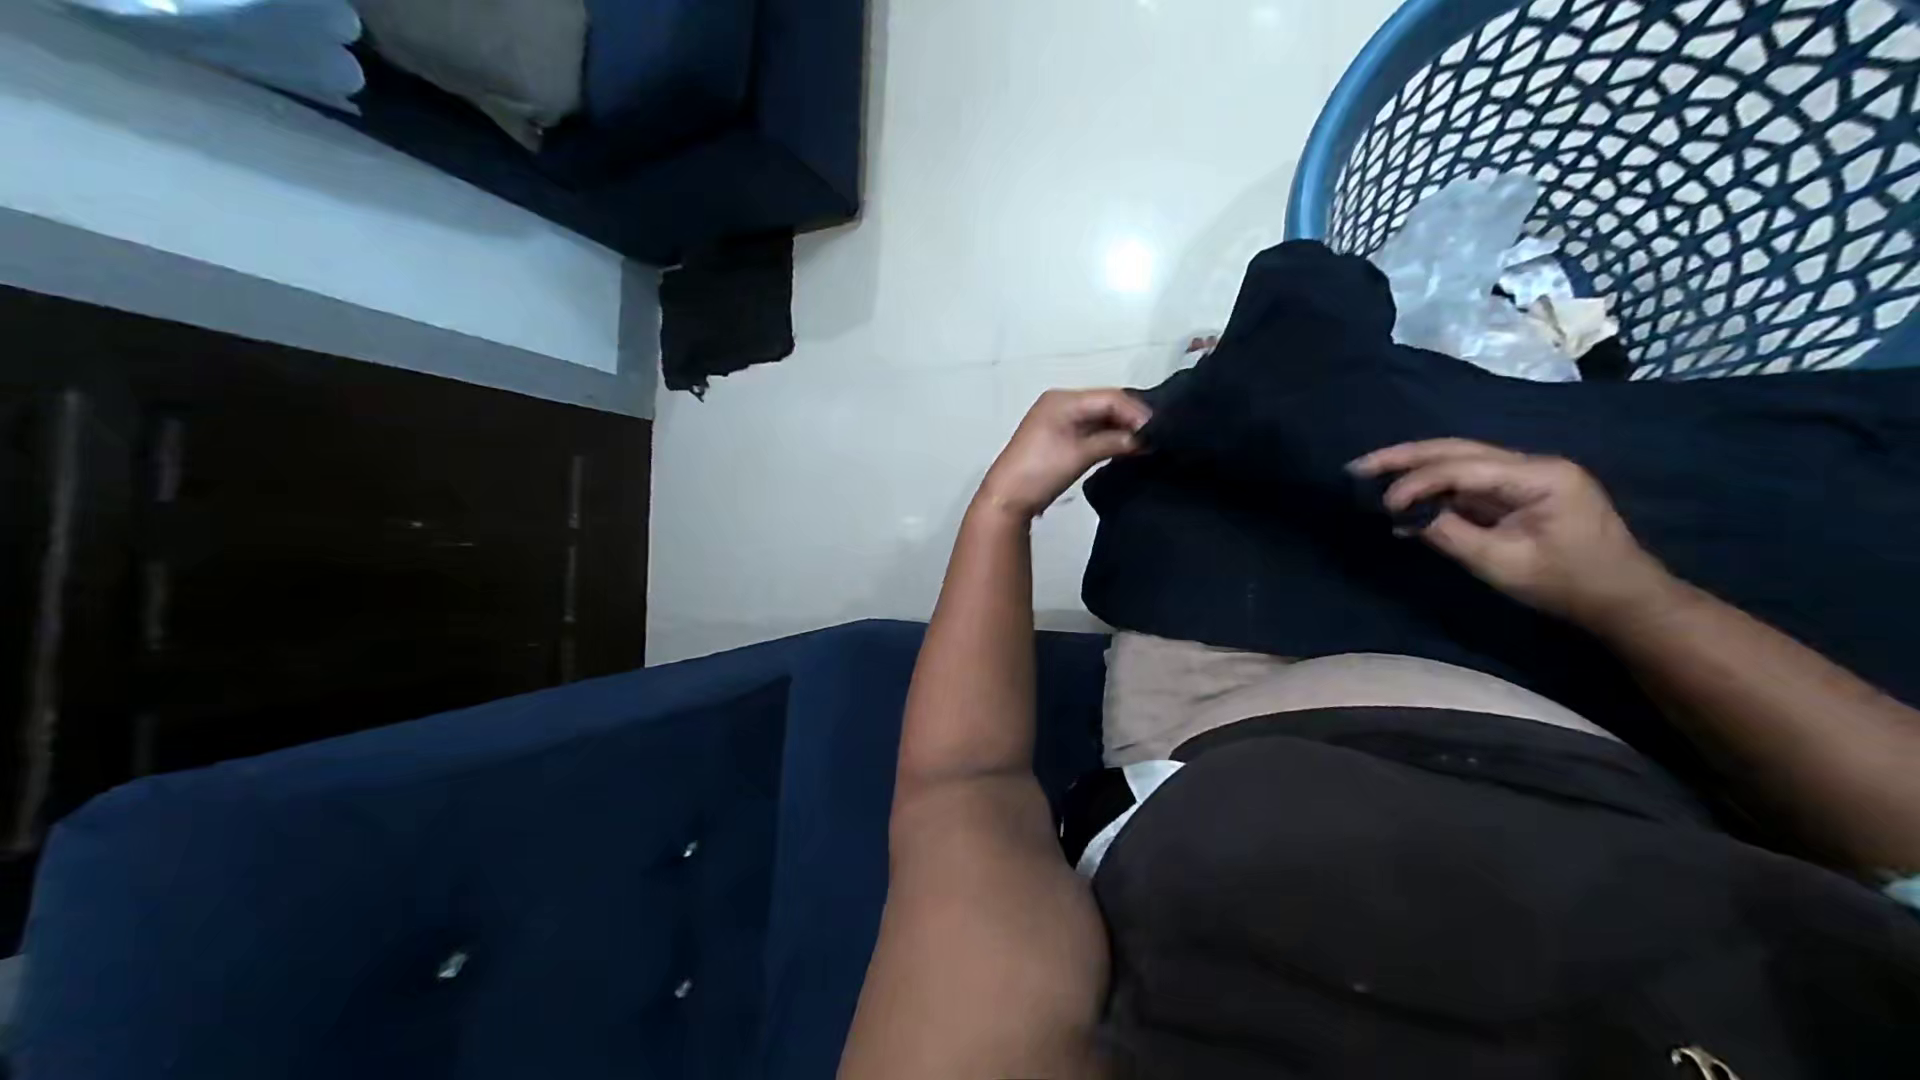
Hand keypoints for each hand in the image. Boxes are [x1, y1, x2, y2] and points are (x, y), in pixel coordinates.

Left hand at [979, 389, 1150, 519]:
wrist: (1006, 498)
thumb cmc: (1041, 472)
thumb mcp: (1080, 454)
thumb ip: (1114, 441)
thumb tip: (1146, 439)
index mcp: (1063, 400)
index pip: (1110, 397)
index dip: (1136, 412)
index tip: (1160, 430)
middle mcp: (1061, 403)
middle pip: (1106, 404)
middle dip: (1131, 419)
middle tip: (1158, 435)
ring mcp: (1059, 419)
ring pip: (1099, 417)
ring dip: (1122, 429)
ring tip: (1147, 442)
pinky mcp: (1059, 437)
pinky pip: (1090, 429)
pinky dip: (1108, 437)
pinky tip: (1127, 447)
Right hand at [1348, 438, 1674, 624]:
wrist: (1621, 597)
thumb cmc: (1566, 583)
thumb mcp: (1500, 563)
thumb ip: (1449, 534)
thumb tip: (1405, 517)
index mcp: (1539, 476)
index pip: (1461, 468)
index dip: (1416, 483)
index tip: (1384, 507)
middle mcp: (1533, 464)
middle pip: (1456, 450)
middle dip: (1404, 457)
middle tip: (1359, 466)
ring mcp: (1527, 475)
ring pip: (1459, 459)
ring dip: (1414, 466)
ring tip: (1372, 472)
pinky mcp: (1518, 490)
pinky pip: (1467, 479)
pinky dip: (1433, 486)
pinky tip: (1406, 497)